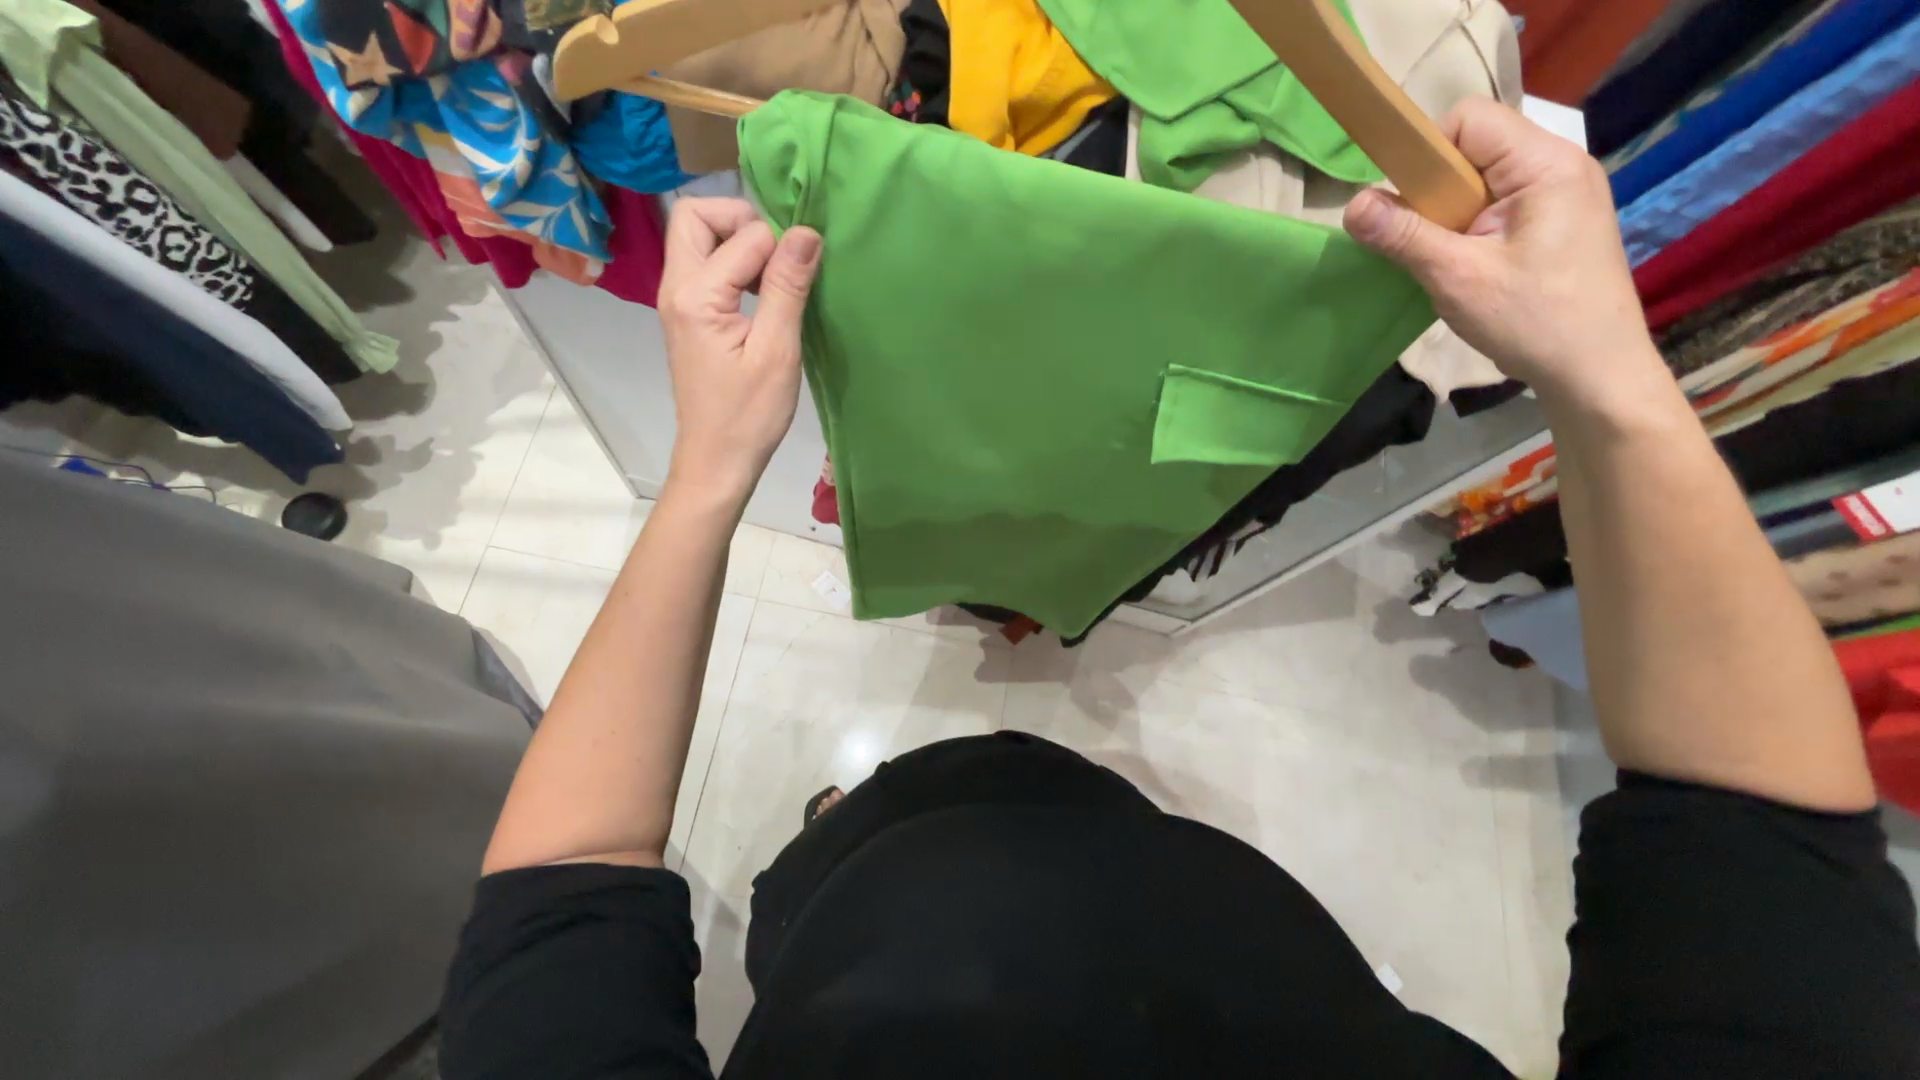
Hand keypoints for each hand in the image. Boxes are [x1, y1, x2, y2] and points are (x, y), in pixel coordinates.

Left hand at [656, 198, 821, 502]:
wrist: (717, 459)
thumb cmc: (750, 414)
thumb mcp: (778, 351)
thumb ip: (788, 287)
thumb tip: (807, 232)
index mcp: (696, 295)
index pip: (743, 235)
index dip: (780, 245)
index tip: (804, 275)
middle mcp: (676, 287)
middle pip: (695, 216)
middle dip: (742, 220)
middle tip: (778, 255)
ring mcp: (676, 300)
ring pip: (697, 237)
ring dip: (738, 241)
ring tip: (774, 277)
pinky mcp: (686, 314)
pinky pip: (704, 265)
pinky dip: (733, 263)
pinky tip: (762, 295)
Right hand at [1343, 99, 1666, 414]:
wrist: (1595, 371)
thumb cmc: (1532, 320)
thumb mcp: (1457, 278)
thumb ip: (1404, 236)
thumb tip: (1351, 205)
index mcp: (1545, 165)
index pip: (1469, 120)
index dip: (1425, 153)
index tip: (1404, 204)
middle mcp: (1559, 166)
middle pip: (1473, 148)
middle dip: (1433, 190)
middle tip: (1424, 242)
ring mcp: (1561, 195)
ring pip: (1480, 181)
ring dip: (1447, 215)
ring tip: (1445, 260)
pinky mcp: (1555, 223)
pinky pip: (1495, 206)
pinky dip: (1466, 230)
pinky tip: (1465, 267)